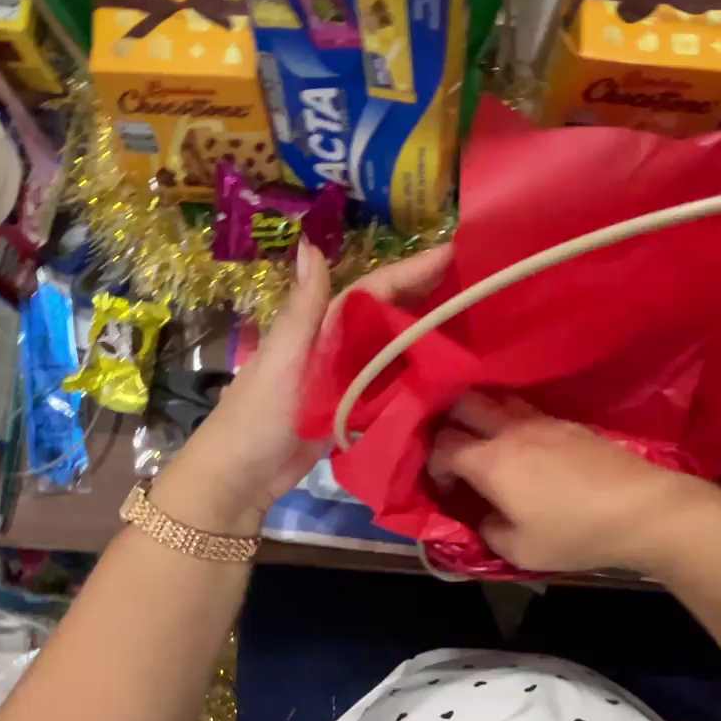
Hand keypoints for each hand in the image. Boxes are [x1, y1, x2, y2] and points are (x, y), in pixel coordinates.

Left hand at [152, 240, 452, 535]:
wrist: (240, 479)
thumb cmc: (255, 416)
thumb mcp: (281, 359)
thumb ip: (302, 309)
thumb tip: (309, 241)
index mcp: (322, 328)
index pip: (374, 291)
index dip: (412, 271)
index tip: (455, 253)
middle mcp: (339, 349)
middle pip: (390, 317)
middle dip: (429, 298)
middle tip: (481, 286)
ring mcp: (349, 383)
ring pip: (395, 352)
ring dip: (430, 338)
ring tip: (477, 326)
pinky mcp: (354, 415)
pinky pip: (392, 391)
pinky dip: (417, 381)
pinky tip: (450, 377)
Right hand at [426, 394, 720, 573]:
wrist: (643, 509)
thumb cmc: (576, 534)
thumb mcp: (521, 551)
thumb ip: (489, 532)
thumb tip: (485, 517)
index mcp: (491, 461)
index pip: (442, 445)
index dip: (432, 464)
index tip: (444, 486)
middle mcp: (511, 430)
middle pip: (463, 404)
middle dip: (448, 424)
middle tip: (453, 452)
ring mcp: (543, 421)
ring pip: (496, 399)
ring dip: (480, 416)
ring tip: (484, 444)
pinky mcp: (569, 423)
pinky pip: (526, 410)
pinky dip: (511, 422)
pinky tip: (523, 448)